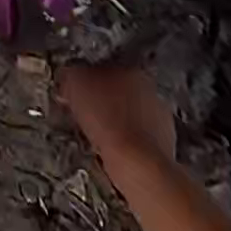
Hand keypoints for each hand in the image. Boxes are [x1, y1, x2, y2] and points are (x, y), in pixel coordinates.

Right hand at [58, 63, 175, 164]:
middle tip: (82, 115)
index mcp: (130, 69)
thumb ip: (70, 75)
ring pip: (128, 115)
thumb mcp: (75, 86)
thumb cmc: (107, 120)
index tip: (74, 93)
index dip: (85, 81)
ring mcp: (160, 118)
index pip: (103, 67)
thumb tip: (67, 76)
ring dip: (113, 123)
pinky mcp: (163, 145)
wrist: (136, 163)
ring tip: (95, 136)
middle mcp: (149, 89)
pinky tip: (111, 151)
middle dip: (100, 101)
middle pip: (117, 91)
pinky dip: (124, 143)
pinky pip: (136, 139)